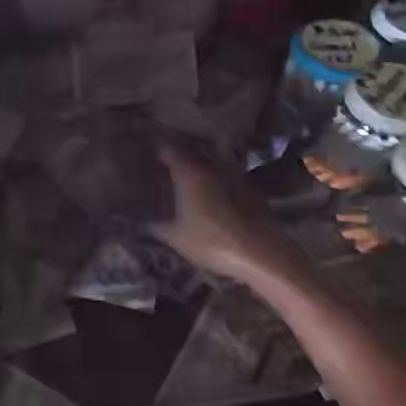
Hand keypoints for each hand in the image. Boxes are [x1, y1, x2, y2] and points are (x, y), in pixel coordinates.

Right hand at [149, 145, 306, 286]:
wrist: (263, 255)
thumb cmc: (211, 241)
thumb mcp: (175, 237)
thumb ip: (156, 226)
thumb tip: (142, 221)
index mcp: (190, 174)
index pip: (169, 152)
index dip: (157, 150)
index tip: (147, 153)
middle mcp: (212, 169)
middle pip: (191, 157)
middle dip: (178, 160)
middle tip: (164, 168)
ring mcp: (235, 179)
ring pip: (211, 168)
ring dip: (199, 172)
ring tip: (187, 183)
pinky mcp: (252, 193)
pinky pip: (226, 181)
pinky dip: (216, 185)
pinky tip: (211, 199)